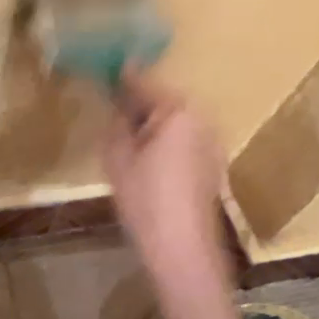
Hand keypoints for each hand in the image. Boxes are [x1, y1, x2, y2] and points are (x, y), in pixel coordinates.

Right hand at [102, 67, 229, 284]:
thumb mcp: (117, 156)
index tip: (104, 70)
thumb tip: (117, 101)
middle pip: (164, 101)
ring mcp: (213, 141)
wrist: (182, 247)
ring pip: (176, 122)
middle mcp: (202, 118)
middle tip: (112, 109)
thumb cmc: (145, 199)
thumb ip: (117, 120)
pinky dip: (167, 141)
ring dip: (154, 124)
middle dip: (140, 103)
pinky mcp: (214, 163)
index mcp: (178, 111)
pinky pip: (185, 139)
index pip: (144, 84)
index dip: (121, 78)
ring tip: (127, 137)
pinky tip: (149, 160)